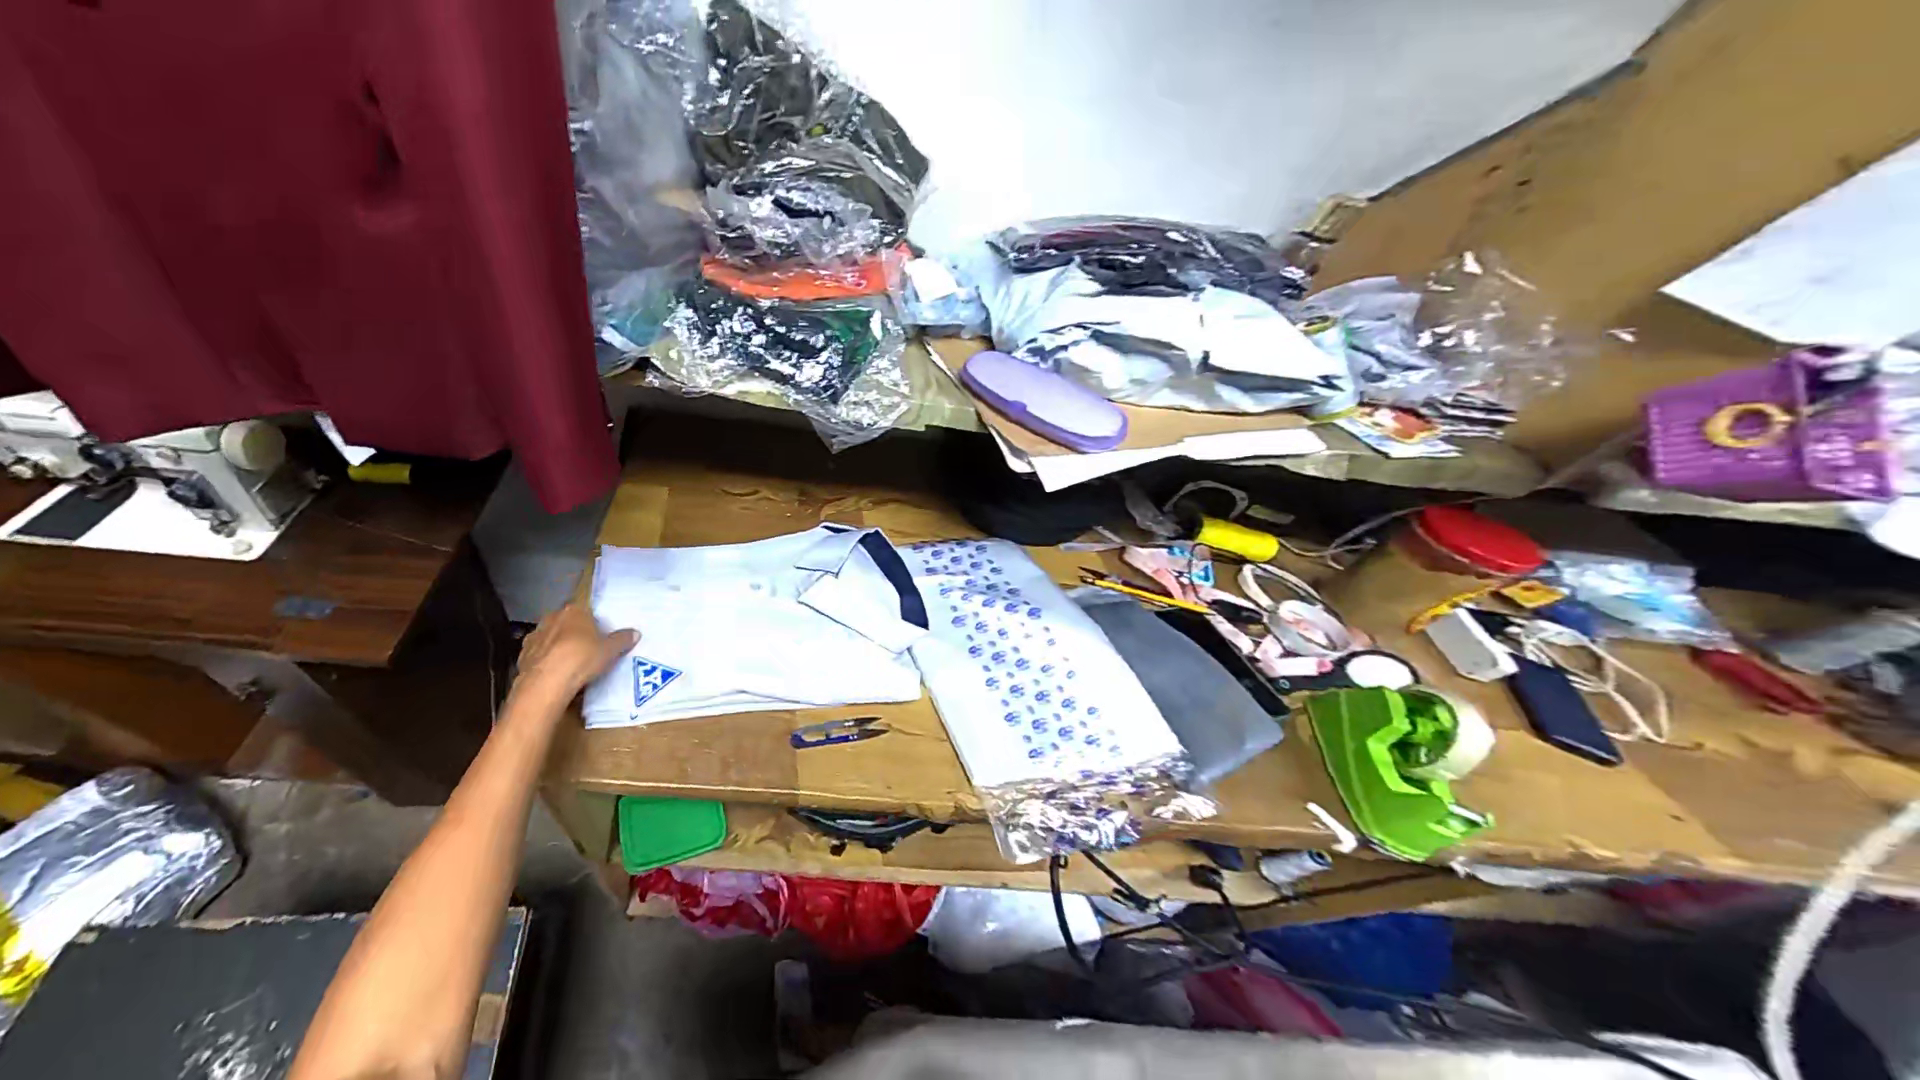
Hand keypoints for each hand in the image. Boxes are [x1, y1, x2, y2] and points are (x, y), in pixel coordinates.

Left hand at [514, 600, 636, 699]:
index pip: (586, 611)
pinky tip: (556, 673)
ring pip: (550, 638)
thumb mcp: (611, 650)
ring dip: (559, 647)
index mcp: (573, 611)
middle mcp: (551, 619)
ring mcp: (534, 637)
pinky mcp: (522, 656)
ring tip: (571, 664)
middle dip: (575, 633)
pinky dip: (547, 661)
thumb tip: (635, 633)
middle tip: (588, 649)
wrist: (546, 684)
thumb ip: (622, 639)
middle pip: (567, 623)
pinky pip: (540, 655)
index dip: (593, 623)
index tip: (600, 636)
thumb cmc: (582, 658)